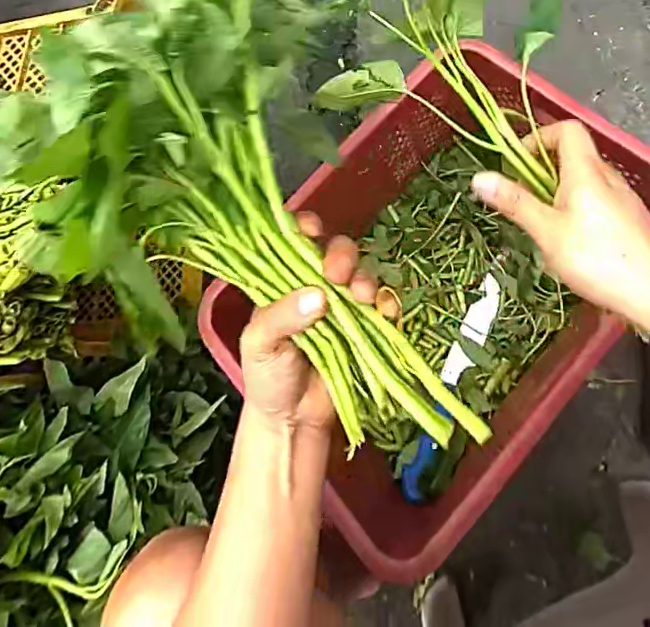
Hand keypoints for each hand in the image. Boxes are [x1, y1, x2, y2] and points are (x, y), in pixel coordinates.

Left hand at [238, 212, 379, 431]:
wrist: (292, 421)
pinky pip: (383, 305)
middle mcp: (316, 284)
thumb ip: (282, 317)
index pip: (294, 240)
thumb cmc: (267, 377)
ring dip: (366, 278)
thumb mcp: (261, 344)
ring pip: (362, 274)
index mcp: (284, 280)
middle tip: (337, 273)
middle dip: (341, 254)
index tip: (311, 230)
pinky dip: (388, 303)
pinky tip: (385, 312)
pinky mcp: (366, 326)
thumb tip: (318, 296)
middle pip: (335, 251)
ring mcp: (343, 304)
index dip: (304, 227)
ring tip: (362, 296)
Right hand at [472, 121, 649, 365]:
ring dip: (560, 194)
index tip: (520, 164)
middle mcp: (608, 177)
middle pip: (573, 155)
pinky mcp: (631, 220)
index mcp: (586, 171)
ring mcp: (623, 199)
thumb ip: (515, 202)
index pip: (566, 129)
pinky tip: (575, 245)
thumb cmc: (600, 259)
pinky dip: (579, 210)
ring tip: (547, 227)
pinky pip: (599, 201)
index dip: (540, 138)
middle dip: (543, 172)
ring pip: (585, 181)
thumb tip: (480, 177)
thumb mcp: (547, 232)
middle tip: (526, 201)